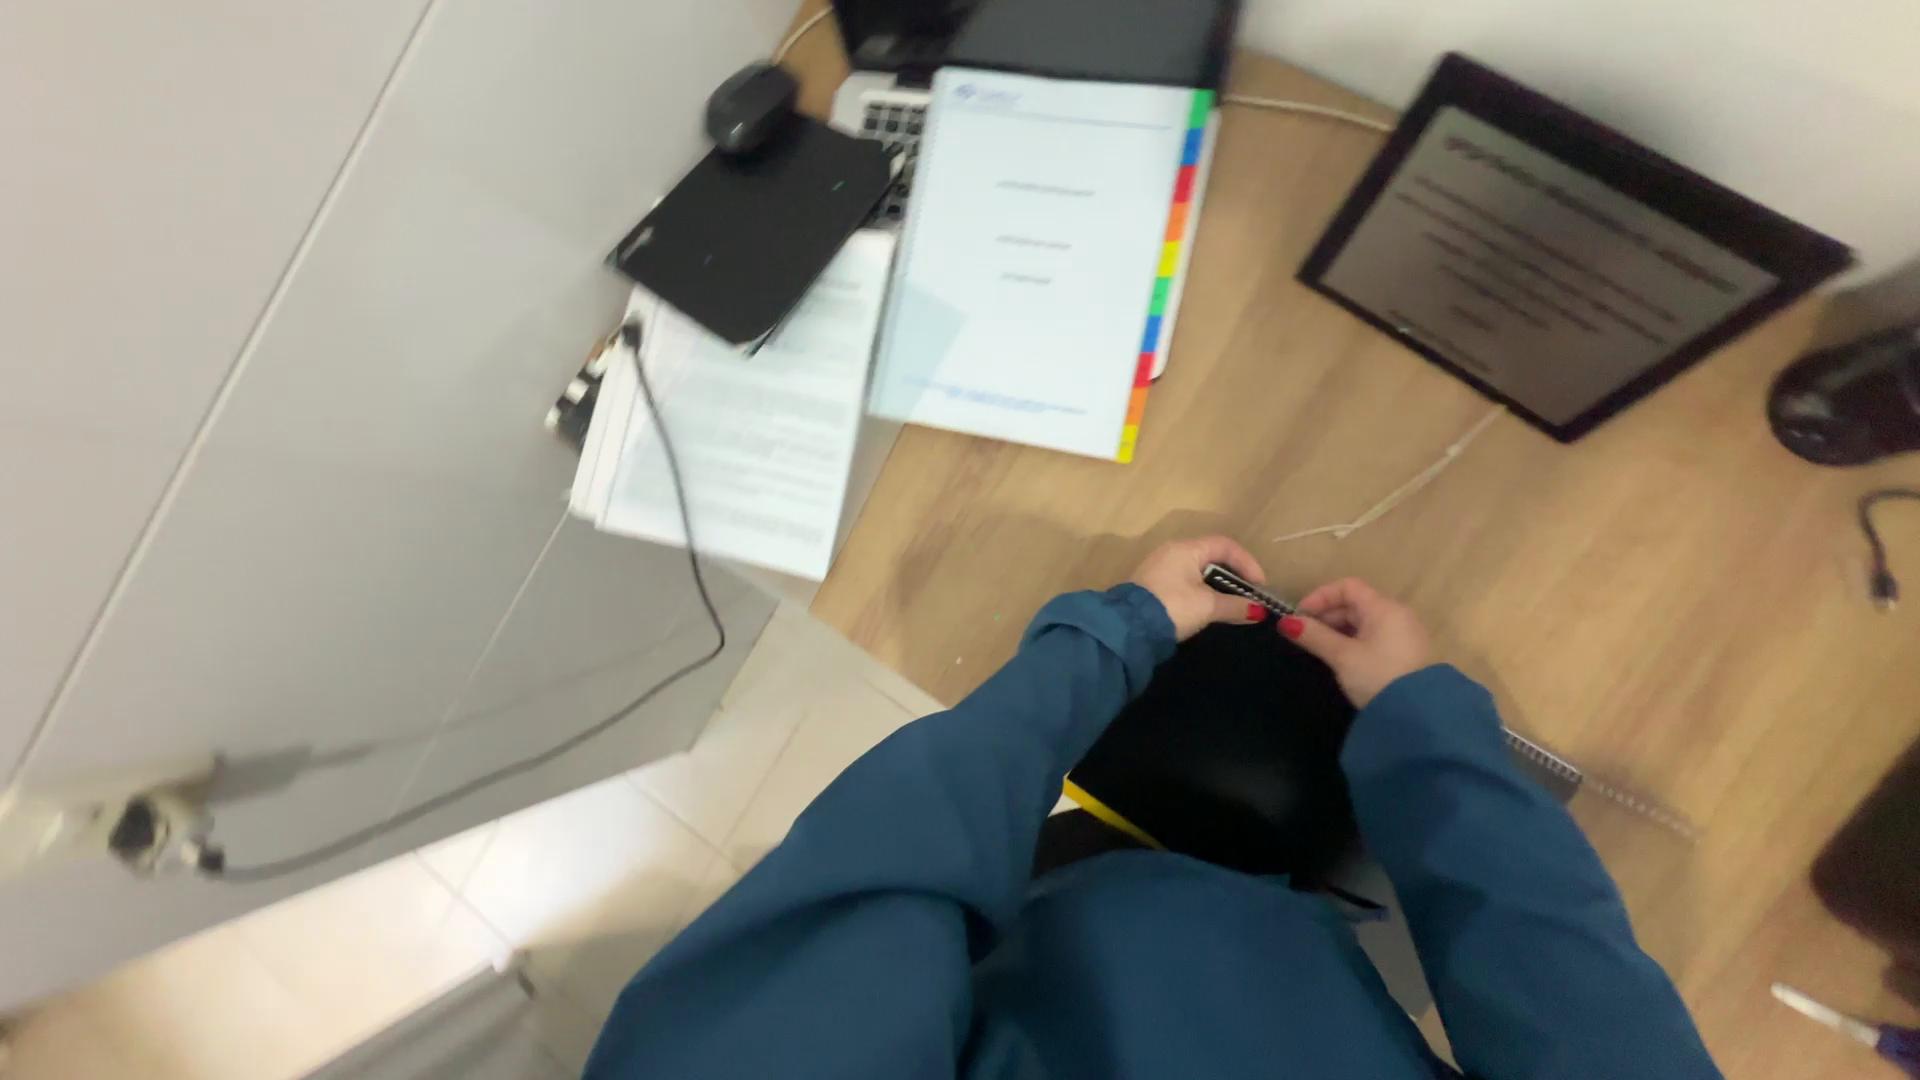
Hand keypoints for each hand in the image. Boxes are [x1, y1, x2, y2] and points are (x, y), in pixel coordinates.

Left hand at [1130, 536, 1269, 640]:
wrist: (1128, 627)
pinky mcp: (1153, 585)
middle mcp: (1172, 552)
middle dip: (1233, 576)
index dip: (1247, 563)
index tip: (1259, 586)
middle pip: (1211, 556)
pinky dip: (1202, 592)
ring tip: (1232, 605)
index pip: (1225, 545)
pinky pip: (1185, 582)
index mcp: (1186, 549)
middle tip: (1248, 596)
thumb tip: (1258, 611)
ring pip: (1198, 571)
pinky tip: (1208, 609)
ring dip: (1218, 587)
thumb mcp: (1207, 606)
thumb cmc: (1172, 607)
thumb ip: (1235, 606)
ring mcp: (1160, 568)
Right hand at [1279, 577, 1430, 706]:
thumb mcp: (1342, 656)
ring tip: (1321, 649)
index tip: (1301, 616)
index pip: (1347, 586)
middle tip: (1306, 635)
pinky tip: (1343, 658)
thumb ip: (1314, 635)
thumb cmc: (1378, 676)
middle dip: (1327, 615)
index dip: (1320, 596)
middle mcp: (1397, 615)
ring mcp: (1404, 634)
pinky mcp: (1406, 652)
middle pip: (1355, 602)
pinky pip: (1374, 635)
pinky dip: (1354, 640)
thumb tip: (1286, 622)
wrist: (1419, 716)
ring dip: (1338, 629)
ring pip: (1364, 621)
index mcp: (1384, 608)